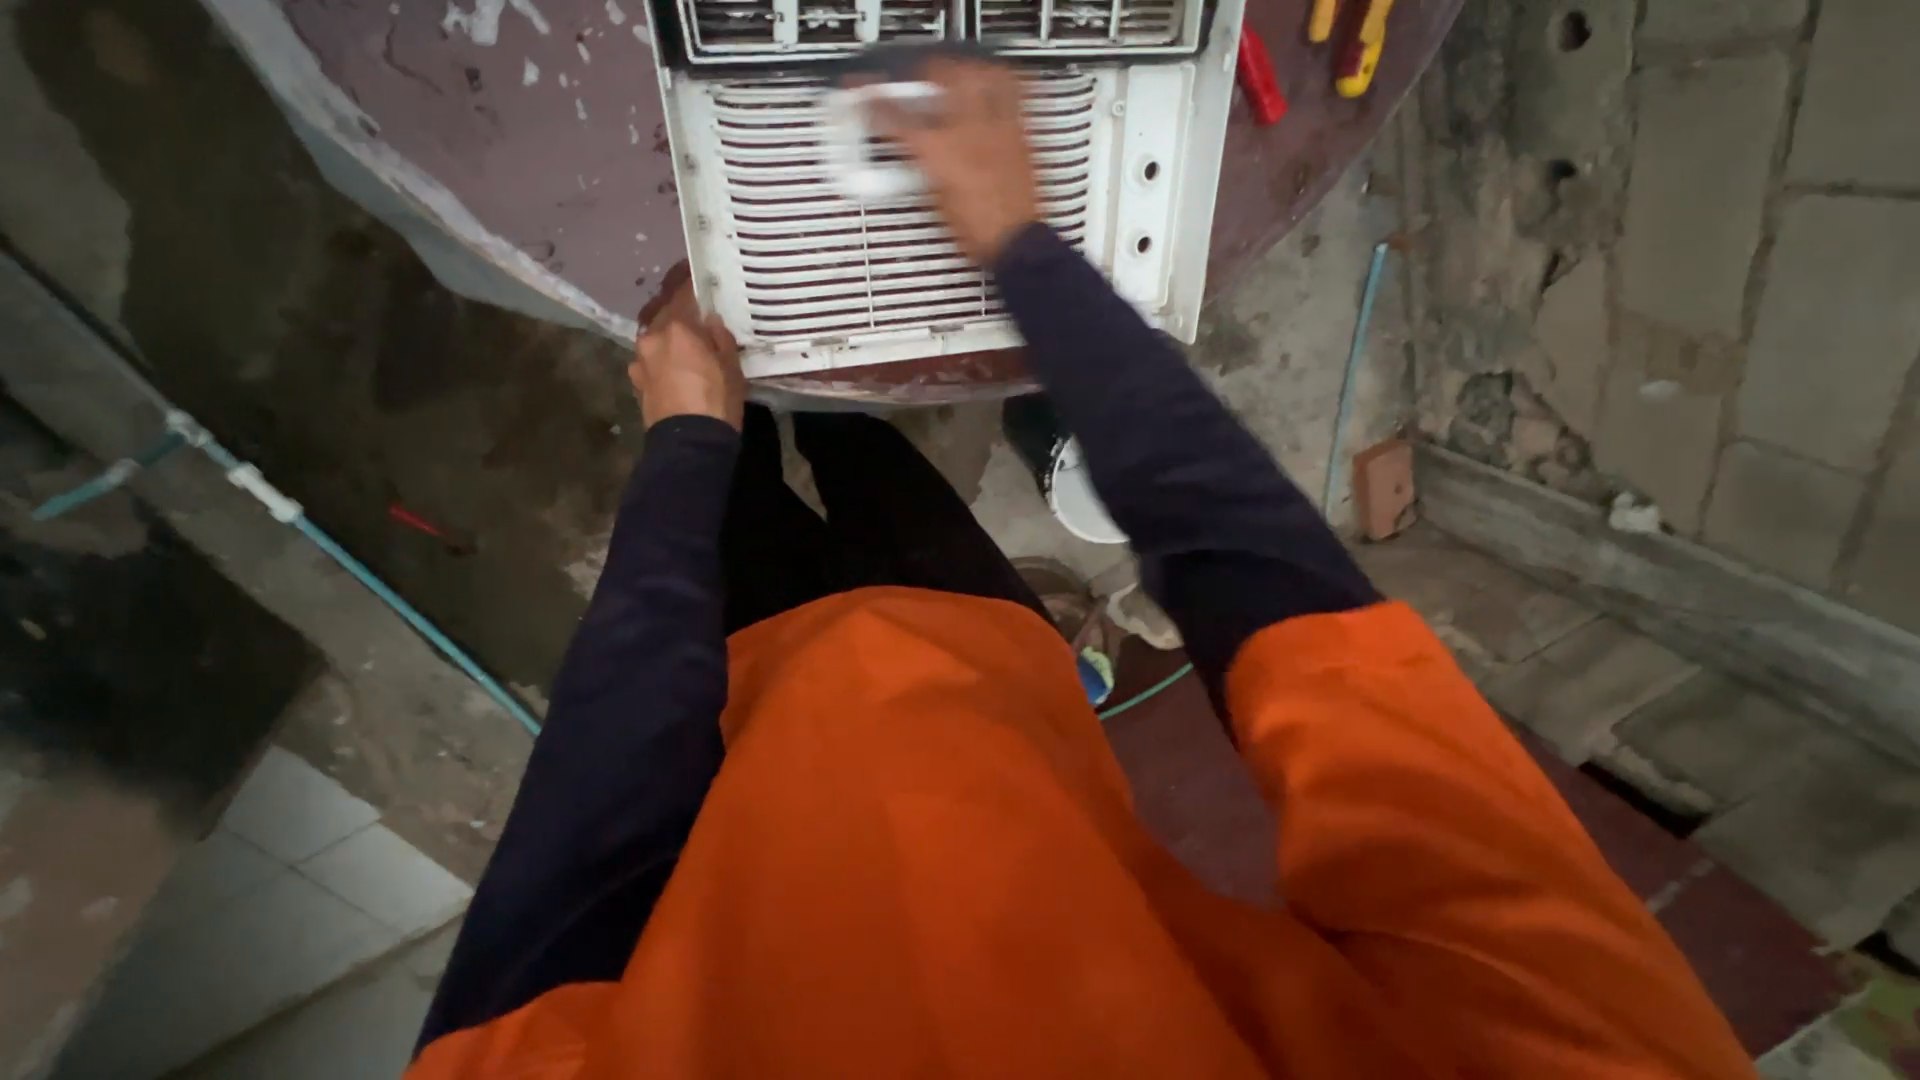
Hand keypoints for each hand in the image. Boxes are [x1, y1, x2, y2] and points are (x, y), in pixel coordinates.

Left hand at [630, 271, 744, 429]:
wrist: (690, 443)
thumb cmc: (717, 401)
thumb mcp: (732, 368)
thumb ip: (720, 338)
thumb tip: (711, 321)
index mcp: (678, 327)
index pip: (685, 295)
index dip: (695, 289)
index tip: (705, 285)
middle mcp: (653, 337)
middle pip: (667, 317)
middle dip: (682, 318)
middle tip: (700, 322)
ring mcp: (640, 360)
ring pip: (657, 340)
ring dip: (671, 341)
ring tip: (688, 350)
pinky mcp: (637, 381)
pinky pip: (651, 361)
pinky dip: (662, 361)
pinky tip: (675, 371)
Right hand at [869, 57, 1039, 265]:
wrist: (1015, 244)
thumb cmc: (978, 232)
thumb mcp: (936, 202)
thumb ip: (924, 169)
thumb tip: (916, 153)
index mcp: (939, 153)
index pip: (896, 117)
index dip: (873, 99)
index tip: (863, 92)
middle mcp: (968, 132)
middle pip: (943, 77)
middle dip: (926, 70)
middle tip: (919, 75)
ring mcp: (997, 129)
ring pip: (982, 76)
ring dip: (967, 68)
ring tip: (959, 70)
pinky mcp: (1021, 135)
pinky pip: (1017, 93)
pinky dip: (1007, 82)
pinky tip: (1000, 82)